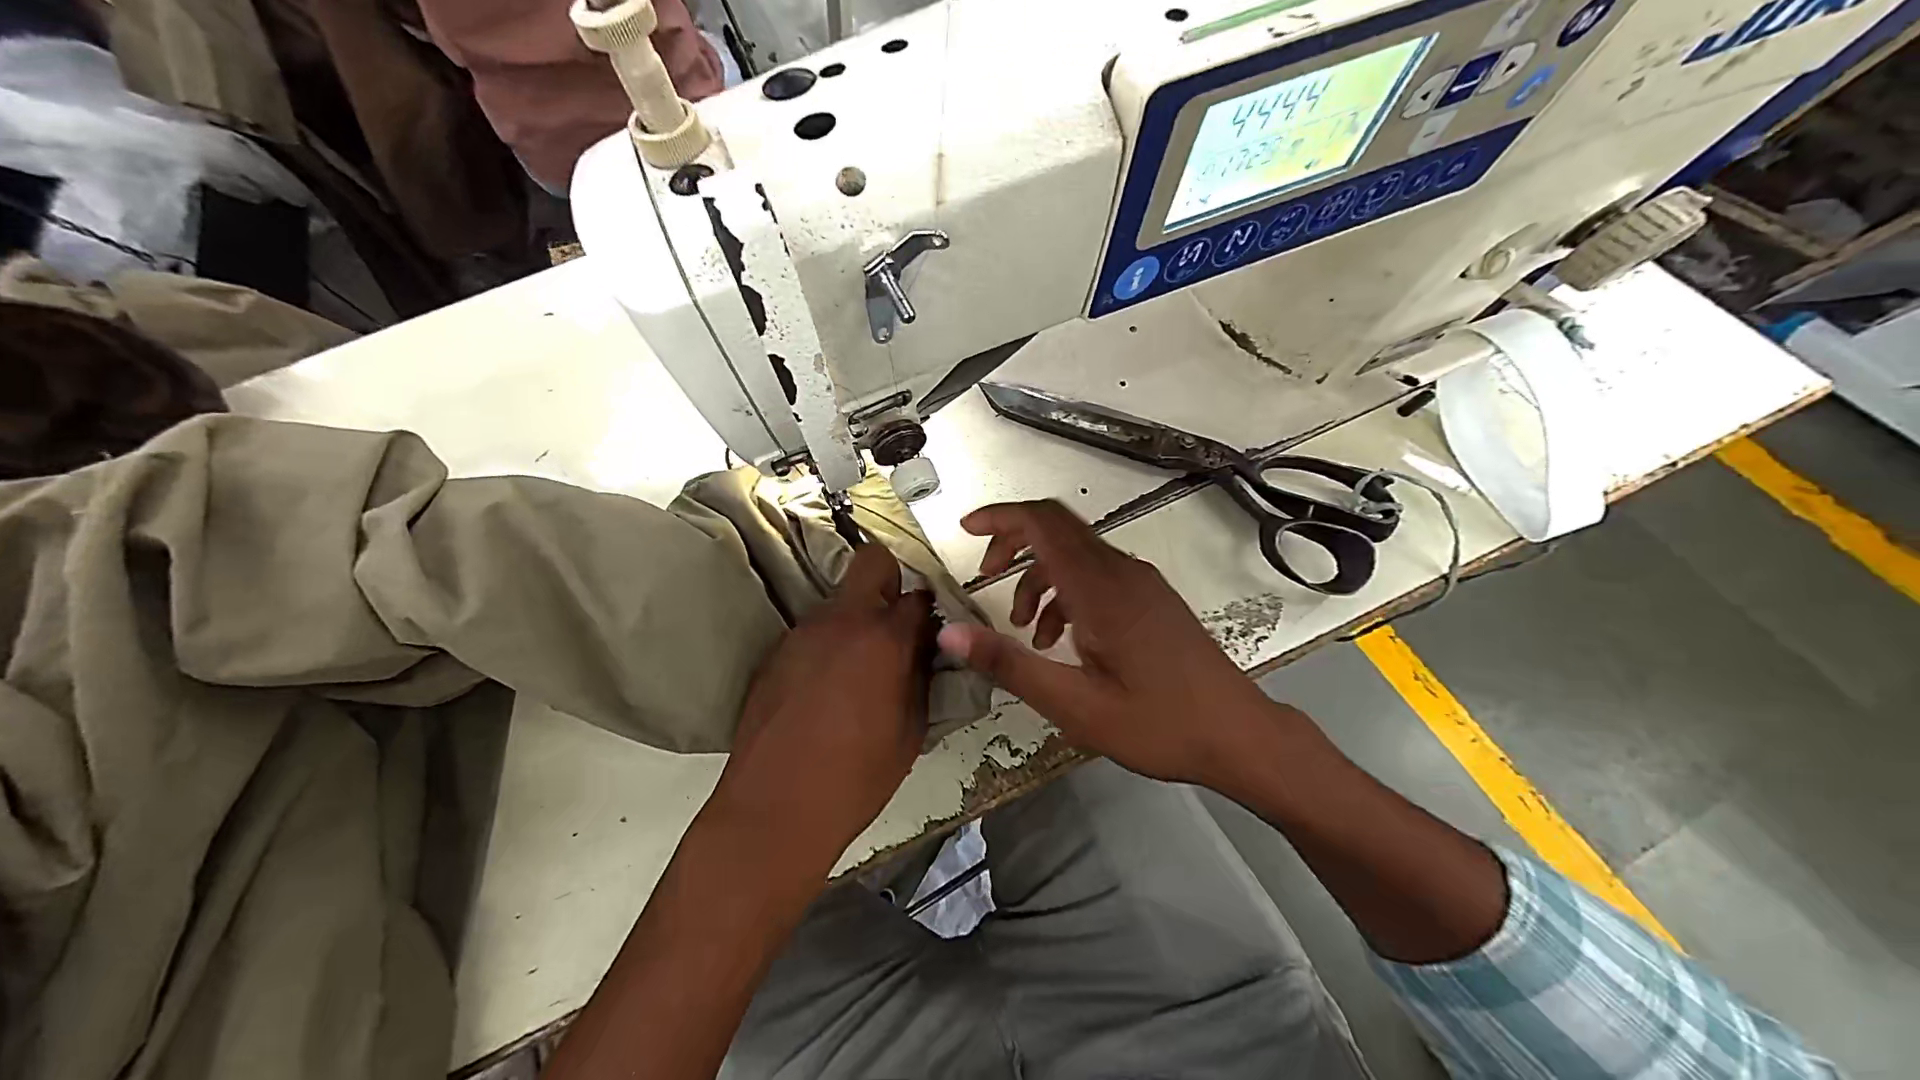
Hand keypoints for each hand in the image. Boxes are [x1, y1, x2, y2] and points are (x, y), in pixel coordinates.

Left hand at [714, 544, 935, 866]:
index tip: (930, 634)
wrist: (774, 808)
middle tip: (895, 625)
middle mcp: (841, 622)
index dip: (929, 614)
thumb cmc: (854, 778)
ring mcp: (802, 633)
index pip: (919, 597)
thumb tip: (924, 652)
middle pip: (872, 562)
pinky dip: (827, 644)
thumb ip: (921, 678)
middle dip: (890, 581)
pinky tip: (826, 686)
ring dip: (856, 619)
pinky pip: (812, 631)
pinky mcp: (776, 653)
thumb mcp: (910, 731)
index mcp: (884, 639)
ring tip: (858, 667)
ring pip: (839, 600)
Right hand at [937, 501, 1290, 787]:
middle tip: (985, 575)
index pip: (1043, 524)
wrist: (1238, 734)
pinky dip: (1067, 594)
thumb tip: (950, 635)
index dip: (1000, 517)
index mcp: (1101, 589)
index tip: (967, 530)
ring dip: (1039, 578)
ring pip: (1076, 555)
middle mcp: (1122, 572)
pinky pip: (1098, 577)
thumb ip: (1009, 664)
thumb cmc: (1158, 723)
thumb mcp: (1074, 704)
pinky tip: (1062, 639)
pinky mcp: (1151, 599)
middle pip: (1058, 529)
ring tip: (1022, 627)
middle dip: (1014, 543)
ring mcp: (1141, 583)